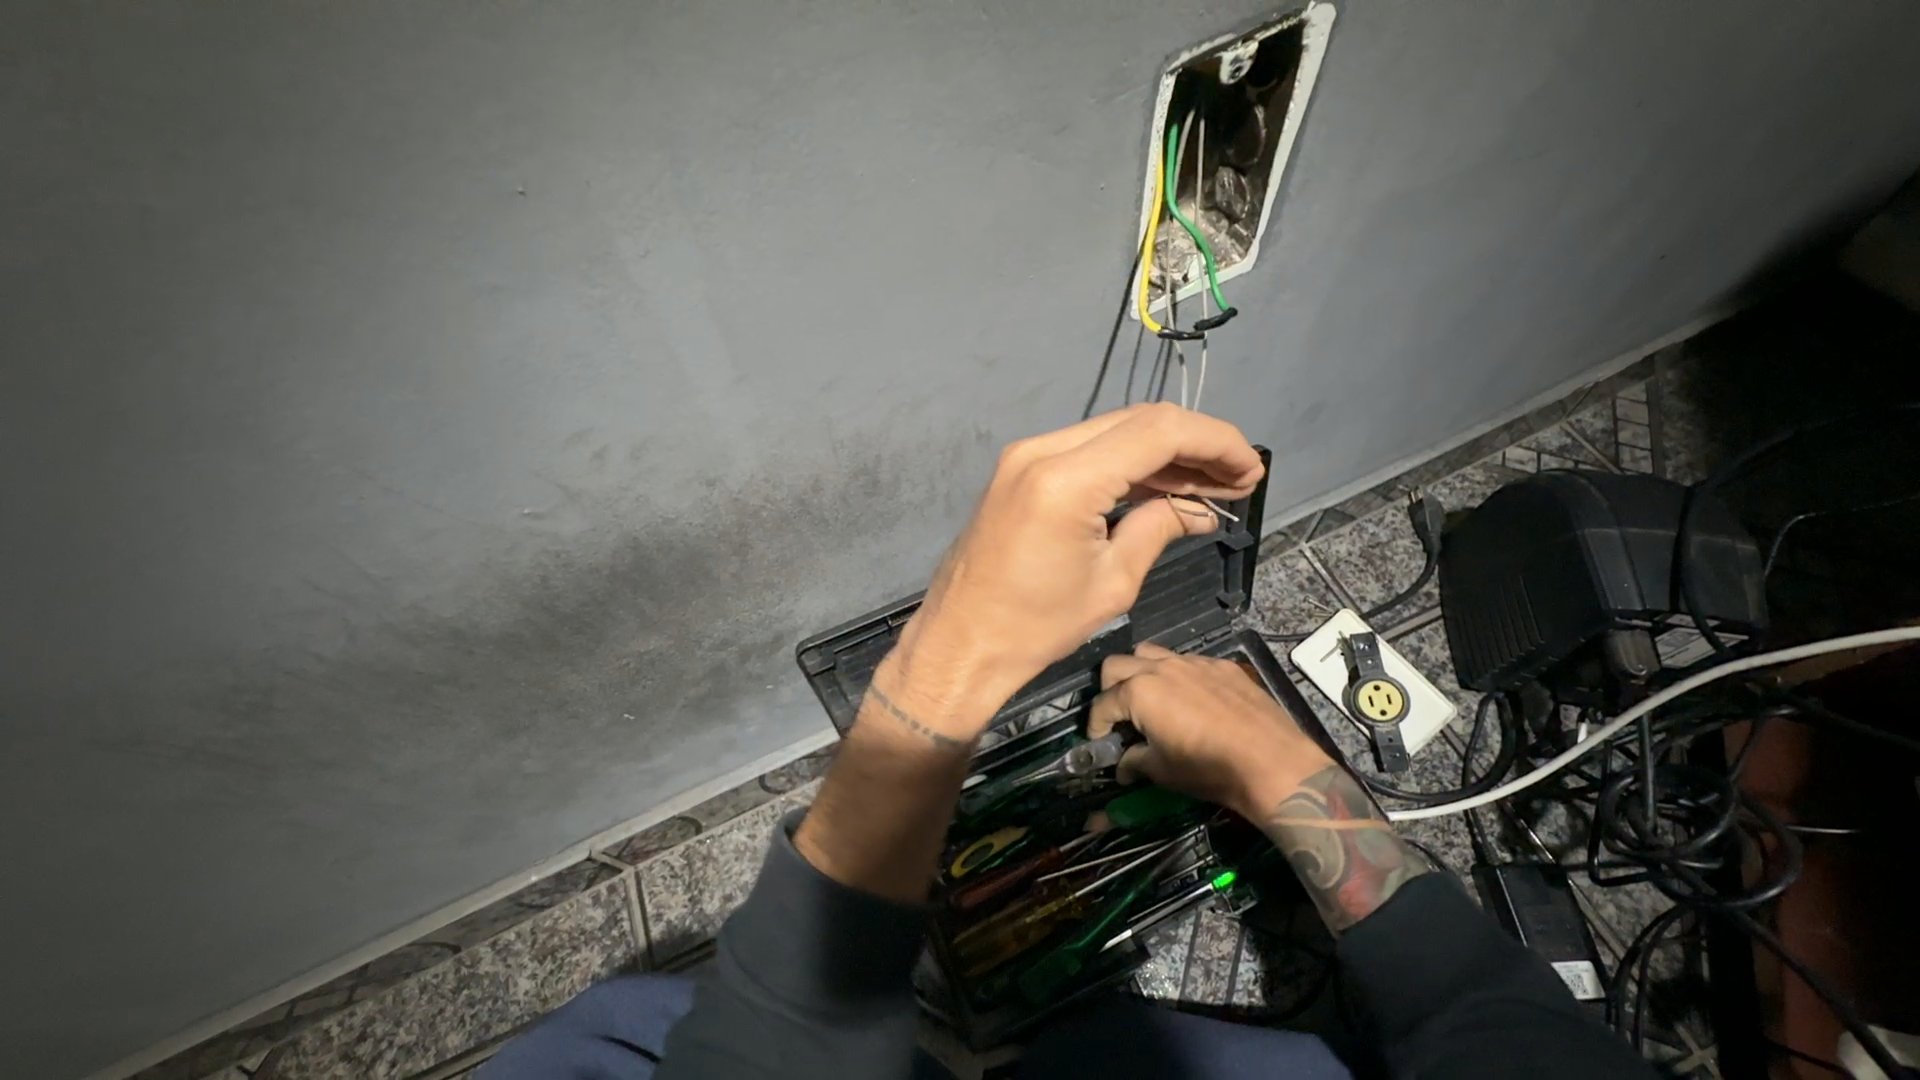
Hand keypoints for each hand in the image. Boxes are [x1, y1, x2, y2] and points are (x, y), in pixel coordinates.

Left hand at [896, 405, 1263, 734]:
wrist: (960, 643)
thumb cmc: (1035, 627)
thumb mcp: (1112, 582)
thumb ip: (1160, 527)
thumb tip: (1202, 508)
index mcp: (1065, 479)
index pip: (1158, 431)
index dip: (1215, 441)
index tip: (1251, 469)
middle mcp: (1041, 451)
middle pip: (1138, 421)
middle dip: (1196, 444)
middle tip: (1237, 479)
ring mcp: (1025, 457)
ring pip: (1113, 432)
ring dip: (1164, 453)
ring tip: (1211, 484)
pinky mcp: (1019, 471)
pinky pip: (1086, 451)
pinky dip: (1128, 464)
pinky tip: (1163, 486)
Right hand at [1087, 643, 1333, 819]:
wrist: (1272, 762)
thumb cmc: (1209, 768)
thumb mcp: (1162, 771)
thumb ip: (1134, 760)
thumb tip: (1123, 764)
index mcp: (1139, 692)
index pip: (1102, 704)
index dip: (1095, 725)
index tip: (1099, 740)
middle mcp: (1160, 667)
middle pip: (1116, 665)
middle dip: (1110, 689)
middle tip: (1119, 715)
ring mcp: (1192, 662)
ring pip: (1150, 652)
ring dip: (1140, 672)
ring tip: (1150, 698)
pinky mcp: (1220, 665)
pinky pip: (1186, 661)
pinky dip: (1176, 675)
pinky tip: (1190, 700)